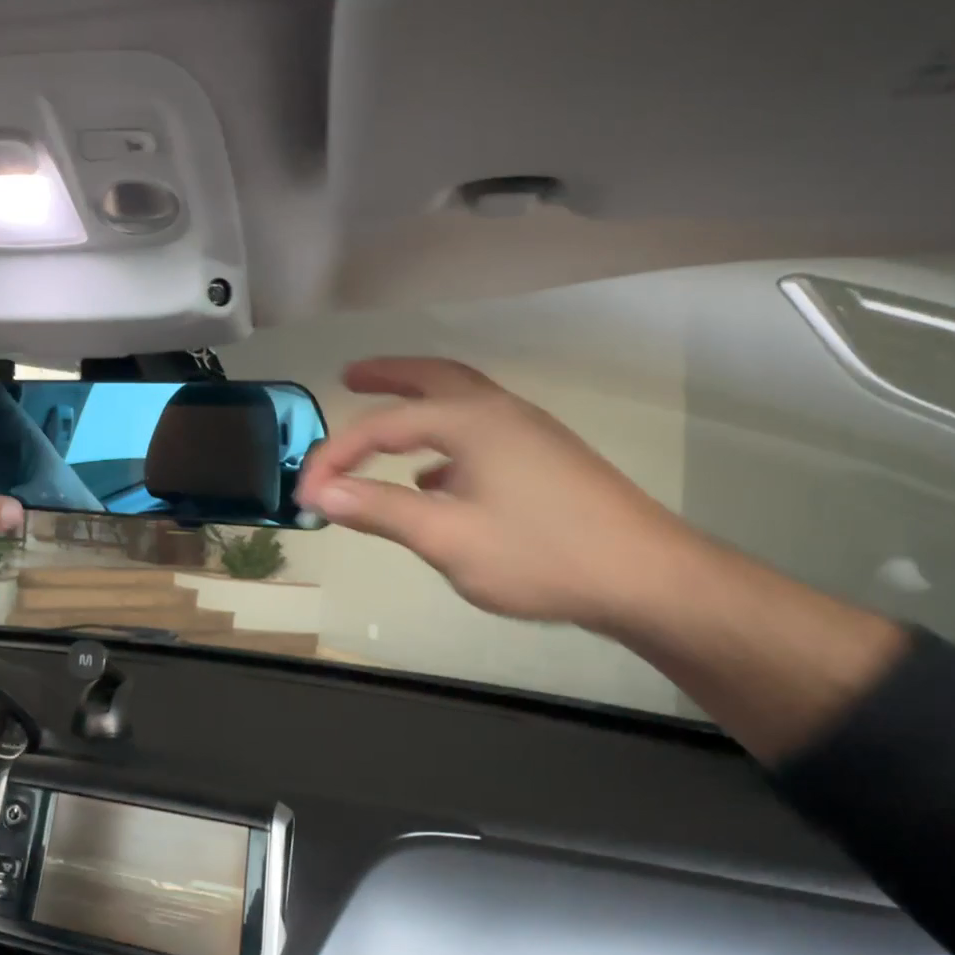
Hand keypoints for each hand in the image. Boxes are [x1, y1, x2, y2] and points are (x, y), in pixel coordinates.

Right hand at [293, 358, 701, 630]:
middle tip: (349, 377)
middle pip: (433, 379)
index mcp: (472, 422)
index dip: (336, 456)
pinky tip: (434, 480)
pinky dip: (444, 441)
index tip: (305, 493)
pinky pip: (480, 432)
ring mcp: (529, 434)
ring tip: (383, 426)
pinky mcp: (546, 459)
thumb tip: (321, 493)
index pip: (382, 426)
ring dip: (417, 405)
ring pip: (460, 403)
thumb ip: (380, 510)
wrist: (649, 579)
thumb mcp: (448, 538)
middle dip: (387, 376)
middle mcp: (500, 413)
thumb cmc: (542, 556)